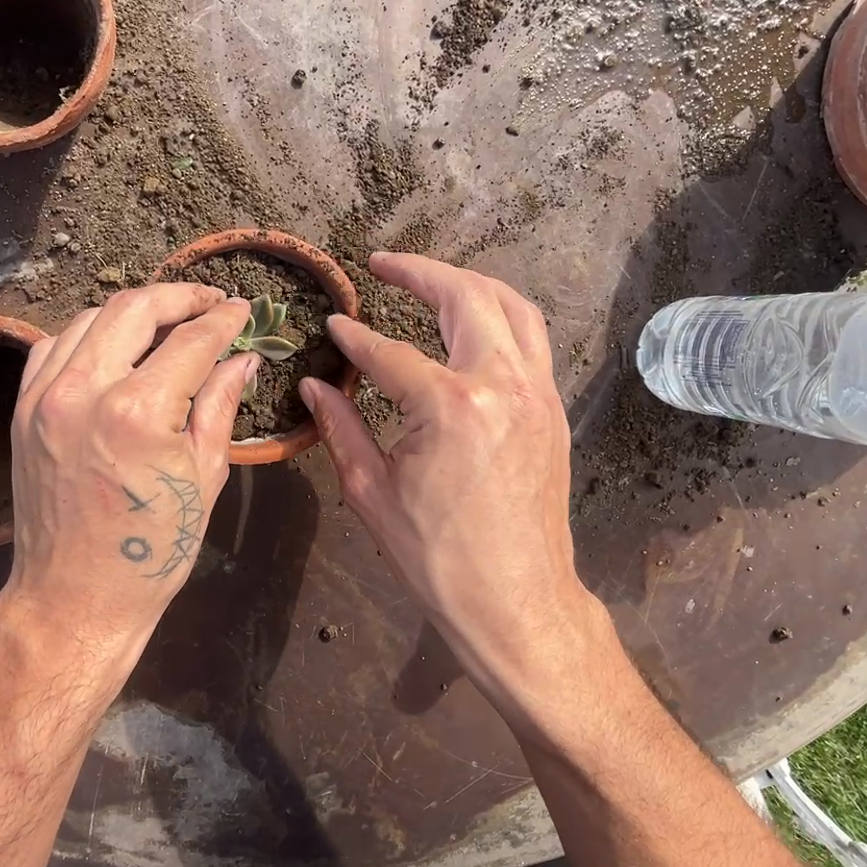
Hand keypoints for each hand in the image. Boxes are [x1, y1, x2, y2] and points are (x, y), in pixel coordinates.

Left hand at [2, 283, 259, 669]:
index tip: (243, 310)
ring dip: (134, 309)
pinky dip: (89, 333)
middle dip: (180, 296)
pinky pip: (54, 345)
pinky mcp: (22, 408)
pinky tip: (114, 344)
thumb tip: (244, 359)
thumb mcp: (204, 477)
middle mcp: (84, 390)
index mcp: (139, 411)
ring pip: (90, 317)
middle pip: (135, 308)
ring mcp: (44, 396)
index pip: (191, 340)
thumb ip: (220, 404)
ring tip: (168, 319)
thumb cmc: (153, 550)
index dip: (224, 319)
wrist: (74, 597)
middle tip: (210, 302)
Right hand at [298, 253, 605, 699]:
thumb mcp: (371, 492)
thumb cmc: (436, 557)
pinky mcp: (552, 408)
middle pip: (465, 298)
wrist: (518, 602)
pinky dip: (499, 314)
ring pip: (511, 307)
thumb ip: (341, 428)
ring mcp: (537, 393)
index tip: (332, 325)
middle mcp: (501, 384)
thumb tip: (314, 386)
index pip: (390, 352)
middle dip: (420, 272)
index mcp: (450, 406)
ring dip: (468, 283)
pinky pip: (531, 338)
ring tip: (429, 279)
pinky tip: (471, 322)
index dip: (355, 338)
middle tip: (384, 263)